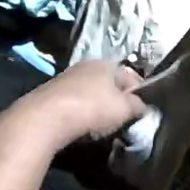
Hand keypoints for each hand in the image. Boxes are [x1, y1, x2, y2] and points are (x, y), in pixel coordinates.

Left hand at [1, 60, 146, 152]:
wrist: (45, 118)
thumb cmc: (93, 108)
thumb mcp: (126, 108)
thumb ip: (139, 105)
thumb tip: (141, 106)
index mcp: (107, 64)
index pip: (132, 76)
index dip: (142, 93)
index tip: (144, 111)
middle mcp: (86, 66)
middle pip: (111, 84)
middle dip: (119, 100)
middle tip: (126, 119)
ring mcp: (66, 79)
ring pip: (93, 93)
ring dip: (100, 107)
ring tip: (105, 125)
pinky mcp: (51, 95)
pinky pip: (76, 103)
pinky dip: (83, 113)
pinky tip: (84, 126)